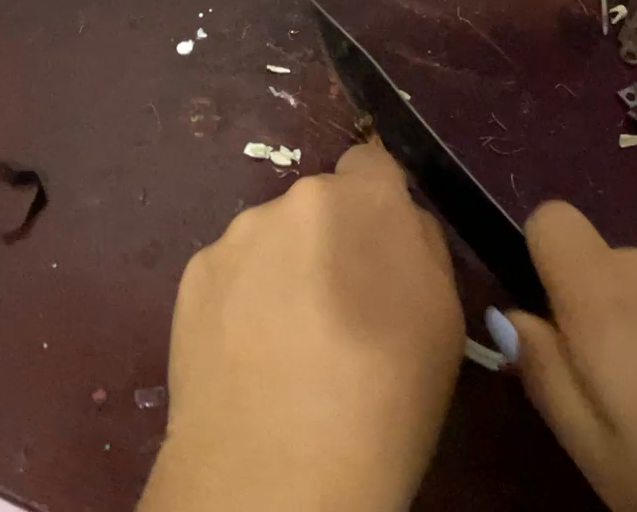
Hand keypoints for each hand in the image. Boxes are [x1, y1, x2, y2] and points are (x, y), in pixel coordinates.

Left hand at [139, 140, 463, 511]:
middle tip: (336, 309)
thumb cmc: (384, 399)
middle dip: (330, 240)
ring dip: (283, 267)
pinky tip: (248, 355)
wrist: (276, 473)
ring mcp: (235, 235)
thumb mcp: (443, 318)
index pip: (371, 163)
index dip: (378, 200)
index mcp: (359, 200)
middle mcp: (292, 200)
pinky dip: (242, 298)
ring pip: (272, 237)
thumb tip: (397, 225)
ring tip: (286, 342)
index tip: (378, 245)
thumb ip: (420, 246)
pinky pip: (232, 271)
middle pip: (319, 205)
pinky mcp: (192, 273)